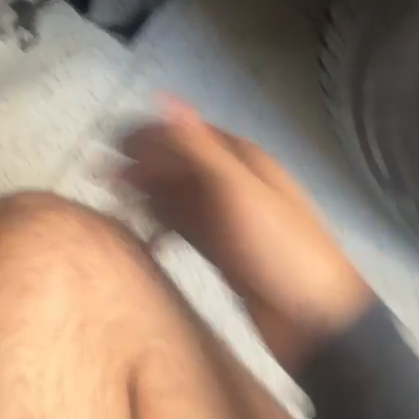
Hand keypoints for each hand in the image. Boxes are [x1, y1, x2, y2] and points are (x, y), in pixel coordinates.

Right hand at [119, 99, 374, 372]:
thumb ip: (197, 146)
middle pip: (178, 164)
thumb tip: (164, 97)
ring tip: (114, 203)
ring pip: (178, 196)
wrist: (317, 321)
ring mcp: (227, 218)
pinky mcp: (223, 251)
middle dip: (141, 165)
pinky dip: (162, 227)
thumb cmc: (278, 246)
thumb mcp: (236, 189)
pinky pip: (184, 229)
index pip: (184, 133)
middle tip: (101, 176)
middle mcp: (232, 181)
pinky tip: (144, 238)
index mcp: (240, 158)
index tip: (109, 144)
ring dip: (147, 195)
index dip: (146, 134)